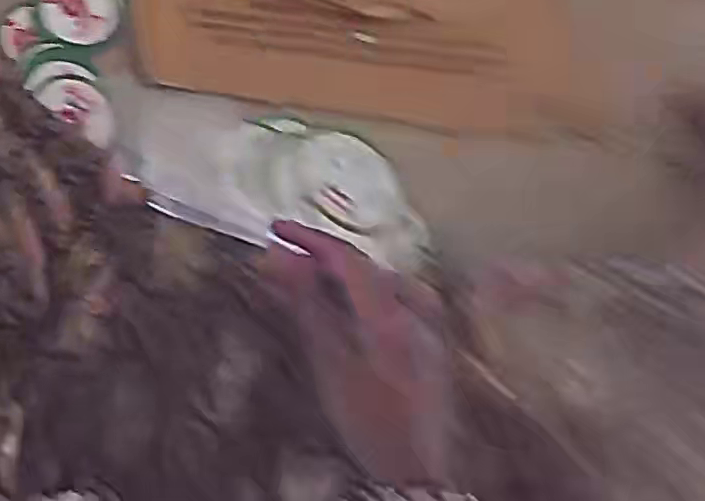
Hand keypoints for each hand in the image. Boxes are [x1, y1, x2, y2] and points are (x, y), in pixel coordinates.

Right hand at [263, 221, 453, 487]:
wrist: (415, 476)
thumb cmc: (367, 419)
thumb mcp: (328, 360)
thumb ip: (305, 302)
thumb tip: (276, 255)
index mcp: (388, 315)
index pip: (345, 258)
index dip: (308, 238)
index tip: (274, 229)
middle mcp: (413, 312)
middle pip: (362, 264)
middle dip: (320, 253)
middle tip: (283, 251)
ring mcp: (427, 327)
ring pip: (376, 277)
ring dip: (339, 268)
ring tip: (307, 270)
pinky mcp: (429, 341)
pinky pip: (391, 294)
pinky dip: (361, 285)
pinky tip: (345, 295)